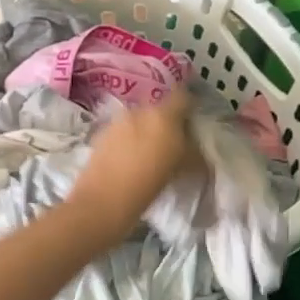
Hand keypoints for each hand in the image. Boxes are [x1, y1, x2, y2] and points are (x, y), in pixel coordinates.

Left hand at [66, 90, 197, 237]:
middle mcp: (139, 111)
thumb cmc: (149, 184)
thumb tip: (198, 147)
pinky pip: (123, 132)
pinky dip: (129, 140)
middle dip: (168, 122)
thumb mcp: (183, 168)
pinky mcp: (101, 135)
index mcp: (163, 115)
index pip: (183, 96)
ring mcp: (117, 122)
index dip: (190, 106)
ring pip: (140, 120)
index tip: (193, 121)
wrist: (102, 203)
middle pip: (160, 108)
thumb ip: (194, 151)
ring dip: (147, 131)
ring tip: (150, 154)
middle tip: (174, 142)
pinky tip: (131, 161)